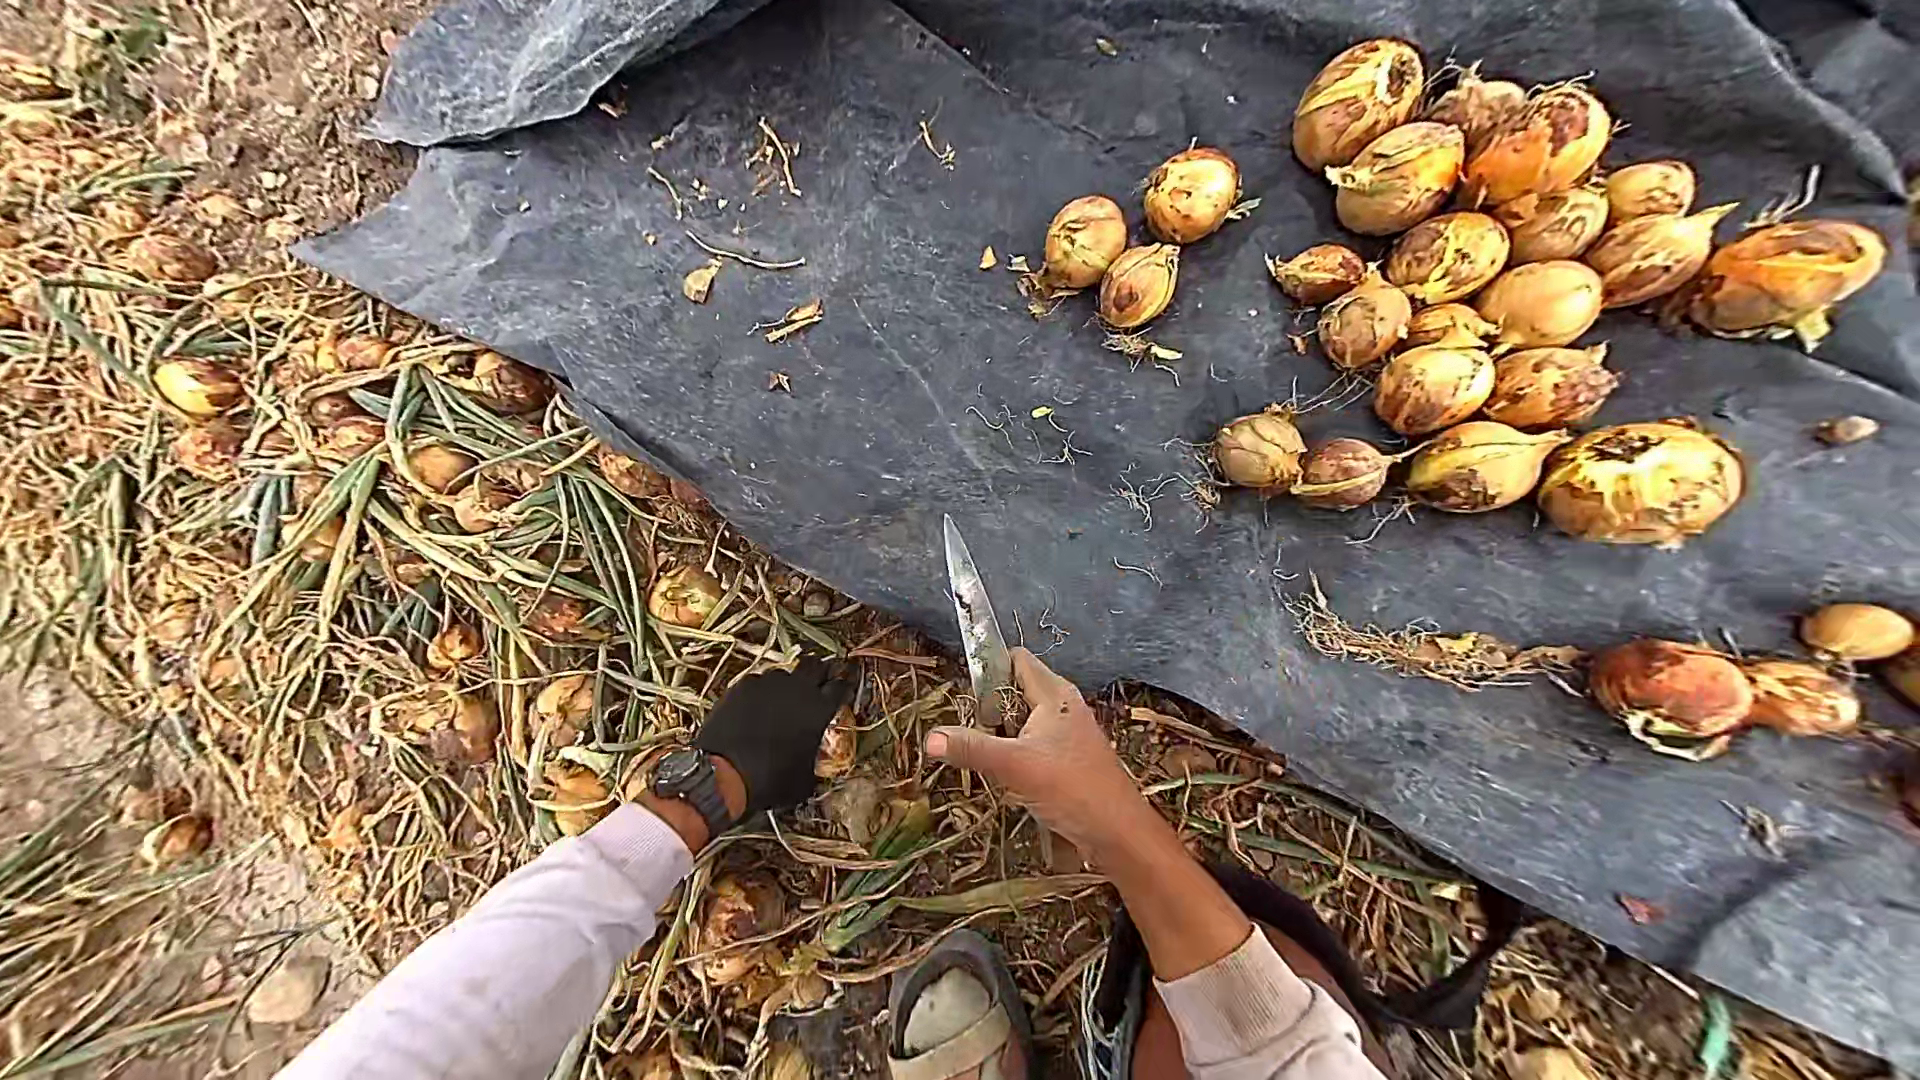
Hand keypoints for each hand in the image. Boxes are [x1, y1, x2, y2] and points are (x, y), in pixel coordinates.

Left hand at [696, 656, 852, 818]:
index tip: (845, 682)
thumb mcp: (804, 780)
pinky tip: (754, 707)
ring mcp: (769, 684)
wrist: (723, 775)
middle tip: (816, 681)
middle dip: (819, 670)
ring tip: (780, 698)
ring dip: (786, 682)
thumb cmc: (770, 781)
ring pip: (784, 672)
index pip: (841, 684)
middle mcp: (798, 689)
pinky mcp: (743, 686)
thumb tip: (814, 765)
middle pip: (815, 665)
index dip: (845, 682)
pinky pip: (757, 682)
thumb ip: (814, 761)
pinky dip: (759, 691)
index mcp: (820, 709)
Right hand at [925, 648, 1153, 861]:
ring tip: (984, 756)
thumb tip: (929, 738)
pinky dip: (1017, 755)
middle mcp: (1062, 705)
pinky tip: (1008, 778)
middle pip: (1016, 691)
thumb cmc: (1071, 788)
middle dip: (990, 708)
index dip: (989, 667)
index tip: (964, 693)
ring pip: (1024, 721)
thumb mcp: (1014, 766)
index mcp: (1054, 693)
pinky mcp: (1070, 758)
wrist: (1119, 833)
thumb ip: (971, 748)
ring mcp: (1068, 733)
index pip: (1017, 659)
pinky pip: (1034, 744)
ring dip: (1002, 736)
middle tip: (969, 730)